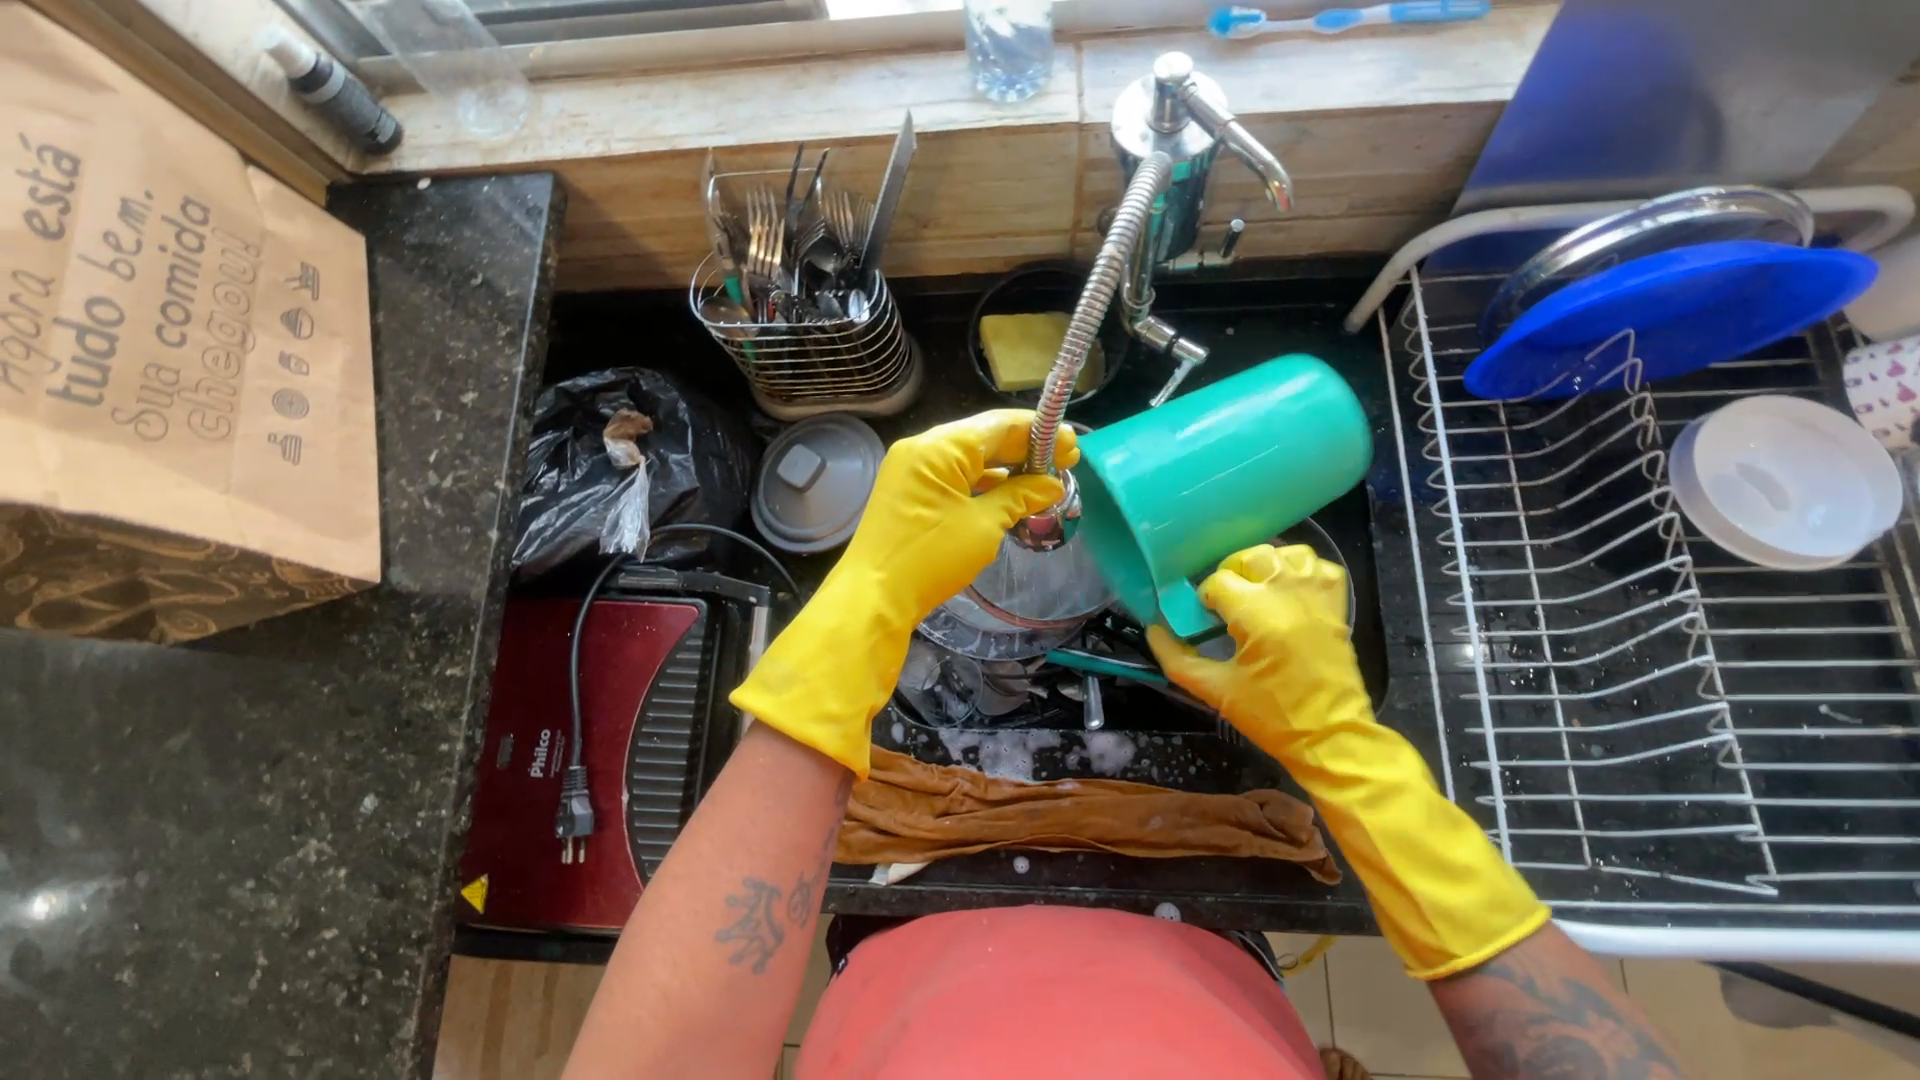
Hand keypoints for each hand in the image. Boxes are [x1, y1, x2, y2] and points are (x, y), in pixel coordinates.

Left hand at [732, 410, 1076, 779]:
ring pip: (969, 460)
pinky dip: (983, 486)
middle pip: (983, 438)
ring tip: (1045, 484)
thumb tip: (1051, 485)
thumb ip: (1019, 498)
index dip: (1039, 432)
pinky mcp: (909, 494)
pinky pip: (953, 479)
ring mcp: (912, 472)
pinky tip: (1011, 498)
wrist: (874, 598)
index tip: (1073, 446)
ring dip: (1006, 470)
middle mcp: (922, 450)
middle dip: (1025, 451)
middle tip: (1067, 465)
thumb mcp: (983, 526)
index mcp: (938, 447)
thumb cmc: (930, 558)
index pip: (998, 424)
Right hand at [1145, 544, 1361, 753]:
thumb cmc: (1271, 715)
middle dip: (1232, 574)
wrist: (1330, 737)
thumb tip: (1154, 631)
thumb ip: (1177, 658)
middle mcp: (1288, 594)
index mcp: (1257, 613)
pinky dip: (1303, 571)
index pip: (1218, 582)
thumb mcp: (1216, 690)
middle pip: (1252, 556)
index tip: (1205, 621)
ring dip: (1268, 566)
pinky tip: (1289, 591)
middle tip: (1227, 602)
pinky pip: (1321, 568)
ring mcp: (1317, 597)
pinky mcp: (1336, 606)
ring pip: (1288, 554)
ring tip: (1257, 589)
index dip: (1205, 599)